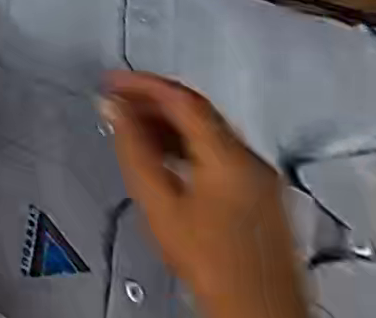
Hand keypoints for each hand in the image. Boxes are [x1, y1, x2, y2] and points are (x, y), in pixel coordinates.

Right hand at [100, 71, 307, 317]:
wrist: (256, 315)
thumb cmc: (210, 265)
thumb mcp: (158, 202)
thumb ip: (132, 148)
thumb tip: (113, 109)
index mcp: (228, 153)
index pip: (180, 98)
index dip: (142, 83)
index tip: (114, 80)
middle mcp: (250, 158)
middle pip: (196, 110)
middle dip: (153, 101)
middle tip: (119, 99)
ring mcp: (261, 177)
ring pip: (208, 130)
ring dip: (169, 123)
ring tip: (133, 127)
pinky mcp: (262, 195)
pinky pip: (220, 151)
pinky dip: (188, 143)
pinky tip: (164, 156)